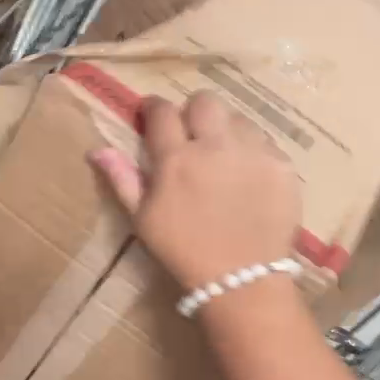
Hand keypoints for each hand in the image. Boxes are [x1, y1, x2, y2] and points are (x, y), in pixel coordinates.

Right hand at [89, 92, 302, 292]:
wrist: (239, 278)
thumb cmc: (181, 251)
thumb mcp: (142, 219)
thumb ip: (122, 178)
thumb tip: (97, 150)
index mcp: (176, 159)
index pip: (162, 112)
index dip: (154, 108)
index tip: (151, 115)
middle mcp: (216, 146)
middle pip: (205, 101)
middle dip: (193, 112)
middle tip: (190, 135)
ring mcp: (254, 153)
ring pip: (238, 119)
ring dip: (225, 131)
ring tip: (221, 159)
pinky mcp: (282, 165)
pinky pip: (266, 143)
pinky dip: (252, 153)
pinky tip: (246, 178)